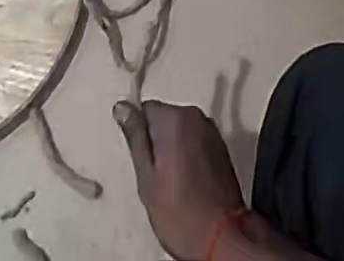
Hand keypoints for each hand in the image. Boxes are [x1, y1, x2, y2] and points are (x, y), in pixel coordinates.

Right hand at [116, 101, 244, 260]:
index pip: (146, 108)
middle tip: (153, 174)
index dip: (138, 132)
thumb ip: (135, 137)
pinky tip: (186, 180)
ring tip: (171, 181)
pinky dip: (187, 152)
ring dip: (172, 147)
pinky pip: (194, 138)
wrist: (219, 234)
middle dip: (155, 140)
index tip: (140, 156)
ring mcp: (211, 130)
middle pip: (164, 117)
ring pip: (179, 129)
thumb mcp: (146, 176)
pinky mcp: (220, 144)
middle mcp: (196, 116)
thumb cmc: (180, 211)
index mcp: (176, 119)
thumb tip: (123, 108)